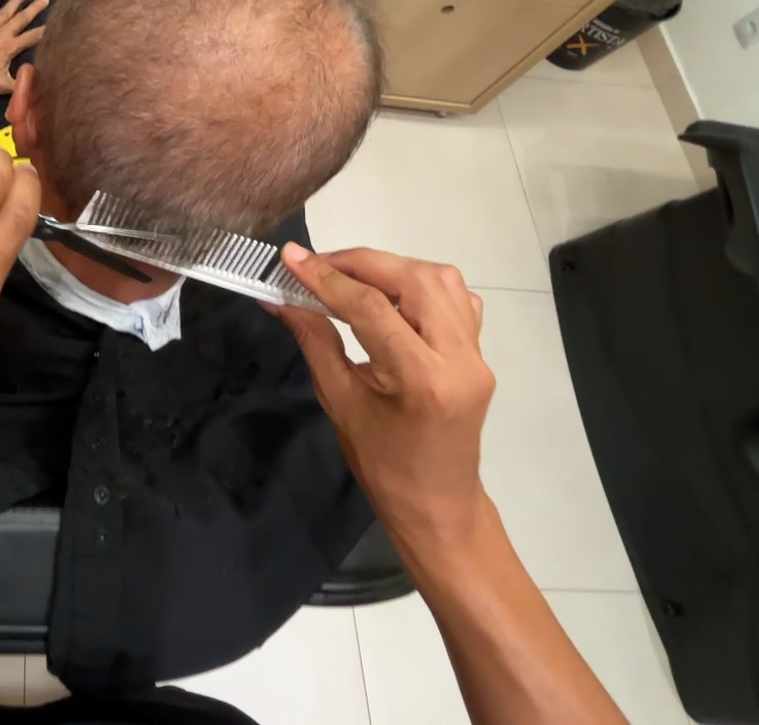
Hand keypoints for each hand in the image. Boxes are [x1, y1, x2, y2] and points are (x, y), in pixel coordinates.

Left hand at [0, 0, 48, 94]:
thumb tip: (33, 84)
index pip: (32, 37)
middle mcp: (2, 34)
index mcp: (11, 47)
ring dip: (14, 1)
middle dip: (34, 8)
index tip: (57, 22)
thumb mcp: (4, 85)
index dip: (45, 30)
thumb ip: (19, 84)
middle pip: (21, 19)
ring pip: (3, 12)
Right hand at [271, 245, 495, 552]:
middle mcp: (458, 358)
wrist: (435, 501)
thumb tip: (280, 299)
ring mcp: (476, 353)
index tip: (290, 257)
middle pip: (414, 279)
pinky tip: (389, 295)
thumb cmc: (381, 460)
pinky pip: (456, 298)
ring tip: (349, 276)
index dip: (326, 277)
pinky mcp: (478, 352)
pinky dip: (419, 283)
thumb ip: (313, 339)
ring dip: (391, 267)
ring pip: (440, 280)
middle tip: (318, 265)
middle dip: (361, 262)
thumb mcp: (337, 400)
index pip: (370, 307)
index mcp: (421, 379)